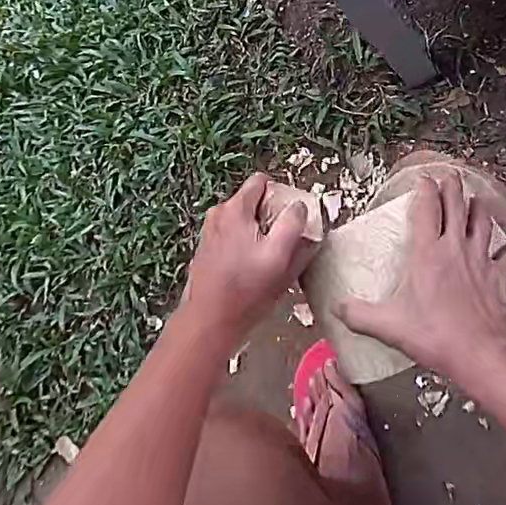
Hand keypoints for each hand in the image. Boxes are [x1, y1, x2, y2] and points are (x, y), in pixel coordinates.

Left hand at [182, 173, 317, 336]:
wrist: (208, 323)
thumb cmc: (246, 288)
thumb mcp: (279, 254)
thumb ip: (293, 223)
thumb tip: (299, 207)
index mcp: (235, 209)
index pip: (261, 182)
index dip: (281, 194)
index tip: (290, 217)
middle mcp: (218, 215)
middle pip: (253, 202)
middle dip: (271, 216)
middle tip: (283, 241)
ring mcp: (210, 234)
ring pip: (244, 222)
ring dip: (259, 234)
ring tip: (269, 259)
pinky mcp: (207, 253)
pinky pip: (233, 239)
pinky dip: (245, 247)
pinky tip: (252, 271)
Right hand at [337, 170, 505, 382]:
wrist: (482, 351)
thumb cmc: (436, 336)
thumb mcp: (389, 326)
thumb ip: (359, 314)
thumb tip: (336, 307)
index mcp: (428, 252)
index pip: (426, 208)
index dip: (424, 189)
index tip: (422, 179)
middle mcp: (456, 247)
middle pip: (456, 205)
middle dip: (452, 187)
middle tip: (450, 175)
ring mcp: (481, 258)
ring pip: (483, 221)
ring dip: (479, 207)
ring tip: (476, 198)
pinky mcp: (500, 274)